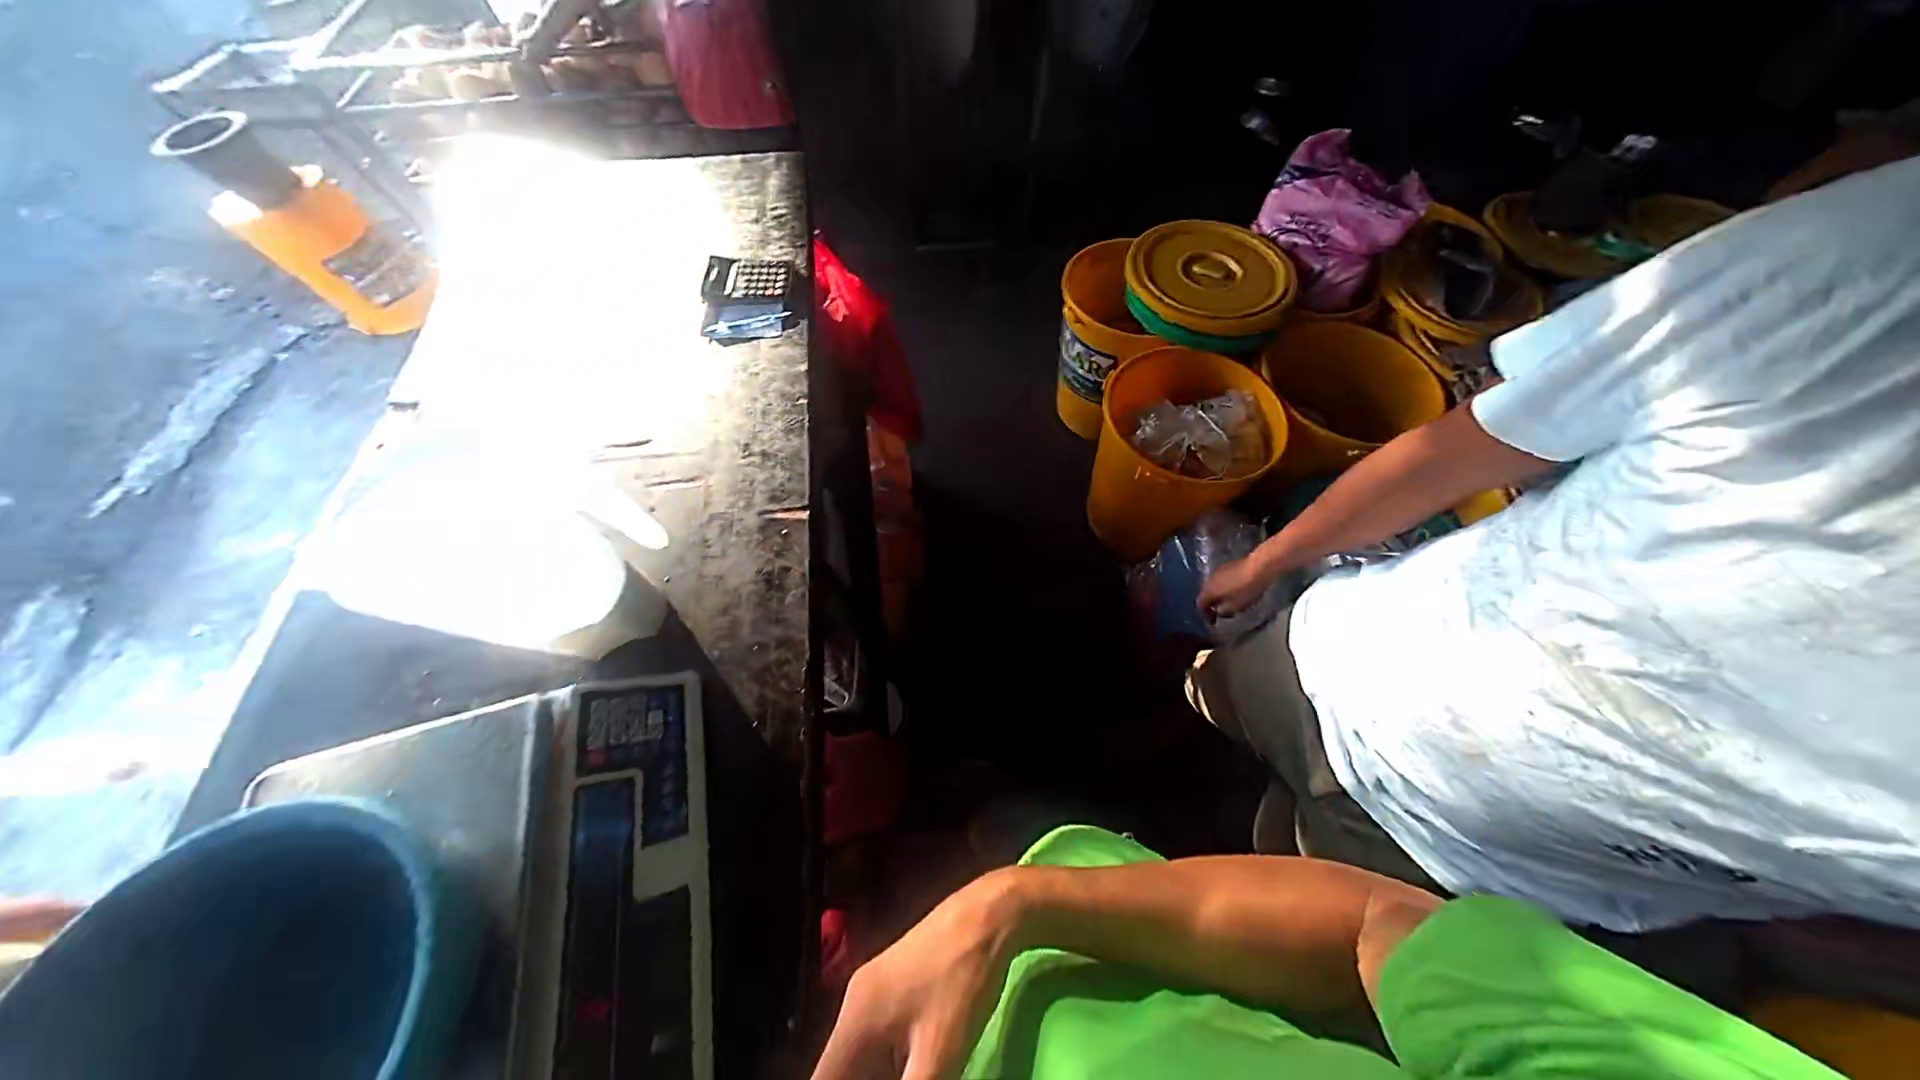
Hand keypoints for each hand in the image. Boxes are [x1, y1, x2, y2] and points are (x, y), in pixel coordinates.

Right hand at [812, 871, 1023, 1079]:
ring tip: (915, 1071)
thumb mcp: (937, 1055)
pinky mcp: (895, 982)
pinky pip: (879, 1035)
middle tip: (907, 1078)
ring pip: (861, 1052)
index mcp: (854, 1021)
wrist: (985, 917)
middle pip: (840, 1067)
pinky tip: (917, 1065)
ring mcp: (875, 987)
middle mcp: (854, 1002)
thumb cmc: (960, 984)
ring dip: (878, 1072)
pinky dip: (891, 1060)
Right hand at [1199, 555, 1271, 618]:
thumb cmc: (1246, 589)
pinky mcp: (1227, 566)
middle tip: (1220, 612)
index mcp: (1209, 591)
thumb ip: (1222, 611)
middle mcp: (1209, 580)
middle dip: (1212, 604)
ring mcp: (1217, 571)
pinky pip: (1221, 580)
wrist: (1259, 567)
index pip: (1200, 604)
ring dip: (1218, 595)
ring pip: (1214, 587)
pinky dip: (1224, 588)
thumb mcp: (1235, 606)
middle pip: (1206, 595)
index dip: (1205, 615)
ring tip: (1228, 602)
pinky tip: (1234, 590)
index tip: (1213, 622)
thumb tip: (1218, 611)